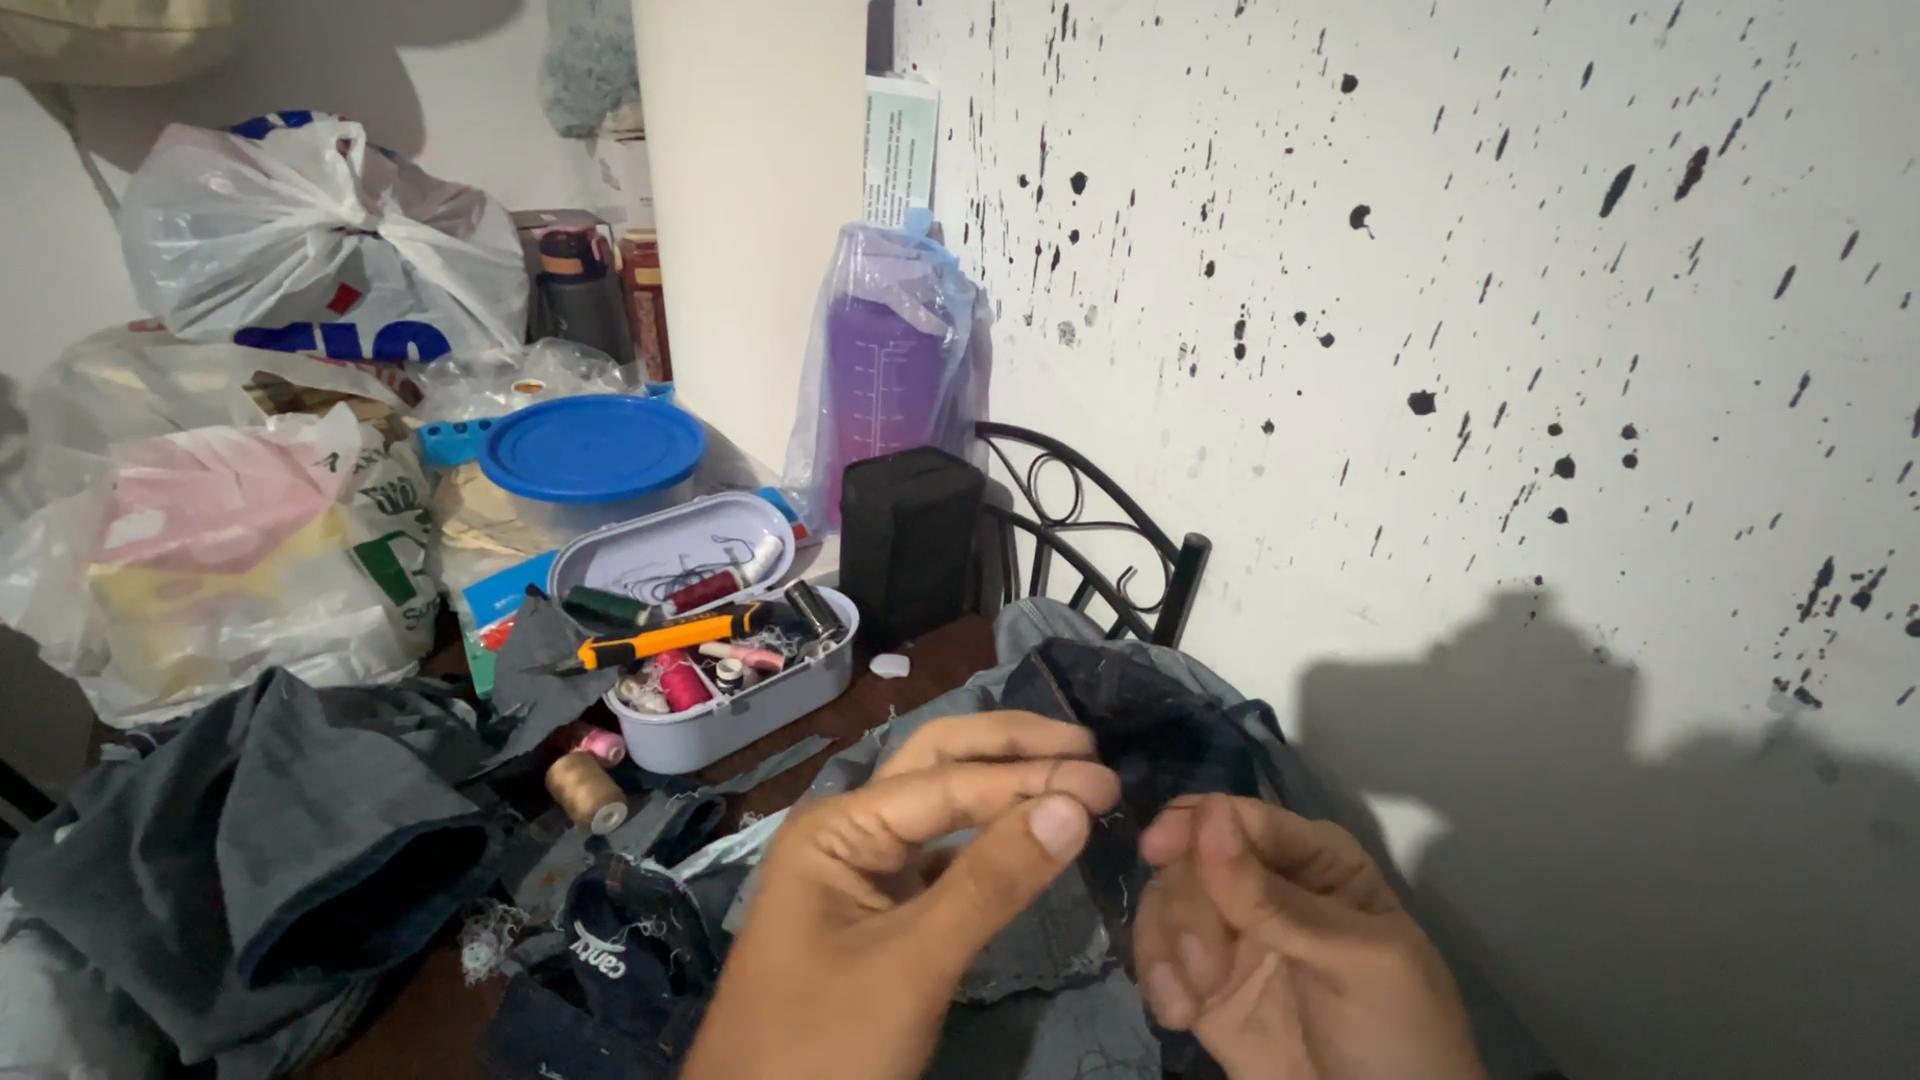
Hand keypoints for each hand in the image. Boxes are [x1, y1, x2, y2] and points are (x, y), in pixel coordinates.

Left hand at [682, 712, 1121, 1079]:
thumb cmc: (822, 1049)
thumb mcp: (910, 967)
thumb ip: (991, 884)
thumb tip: (1075, 806)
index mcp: (838, 826)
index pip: (948, 783)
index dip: (1028, 777)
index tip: (1104, 780)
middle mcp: (850, 828)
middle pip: (938, 764)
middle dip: (1010, 749)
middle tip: (1086, 745)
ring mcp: (866, 867)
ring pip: (942, 804)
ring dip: (1004, 785)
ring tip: (1071, 773)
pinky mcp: (884, 907)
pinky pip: (945, 854)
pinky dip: (991, 837)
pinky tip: (1031, 832)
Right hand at [1133, 795, 1486, 1079]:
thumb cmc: (1398, 1037)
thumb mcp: (1352, 961)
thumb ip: (1274, 897)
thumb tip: (1208, 813)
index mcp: (1313, 860)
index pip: (1243, 819)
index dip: (1195, 821)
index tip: (1157, 848)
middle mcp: (1262, 881)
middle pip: (1192, 857)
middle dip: (1188, 909)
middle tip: (1204, 967)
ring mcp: (1229, 929)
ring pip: (1166, 898)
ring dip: (1167, 947)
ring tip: (1188, 1005)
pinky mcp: (1200, 977)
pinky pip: (1155, 949)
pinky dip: (1156, 976)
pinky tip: (1178, 1015)